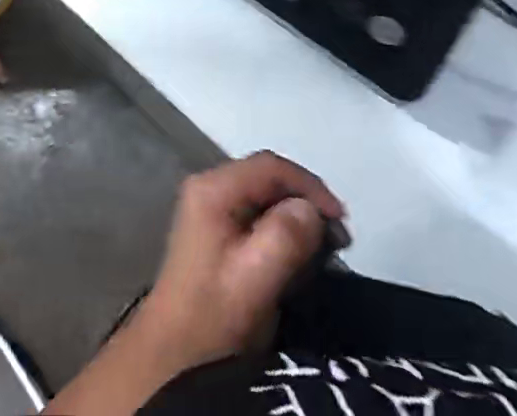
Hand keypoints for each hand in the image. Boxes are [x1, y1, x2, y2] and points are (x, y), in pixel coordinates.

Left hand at [134, 152, 346, 374]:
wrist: (176, 350)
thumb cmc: (214, 314)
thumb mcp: (254, 278)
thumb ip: (285, 237)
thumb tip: (310, 208)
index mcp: (212, 189)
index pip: (269, 166)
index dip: (309, 186)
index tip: (340, 220)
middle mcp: (207, 188)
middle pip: (266, 177)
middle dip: (305, 201)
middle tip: (338, 238)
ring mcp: (209, 206)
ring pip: (264, 195)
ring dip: (297, 216)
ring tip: (325, 248)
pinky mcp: (215, 227)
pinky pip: (256, 213)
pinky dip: (283, 227)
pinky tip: (300, 254)